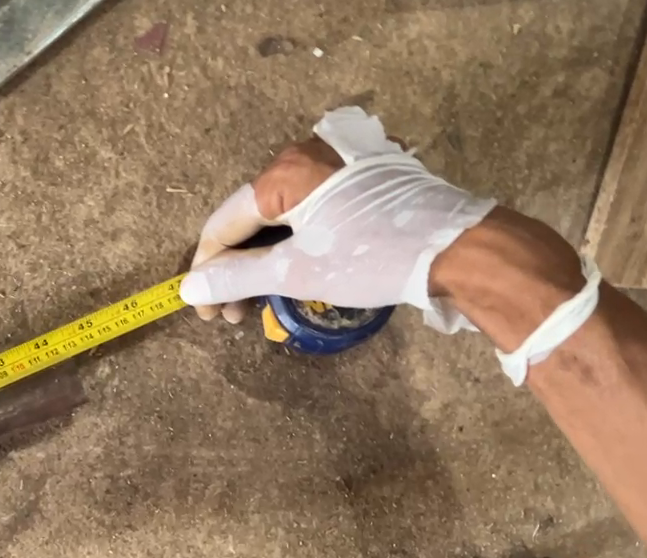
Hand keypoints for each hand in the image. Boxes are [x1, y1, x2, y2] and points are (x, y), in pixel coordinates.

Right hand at [181, 107, 496, 332]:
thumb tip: (191, 287)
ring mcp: (337, 162)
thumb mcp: (295, 272)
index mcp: (284, 173)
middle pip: (250, 219)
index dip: (206, 270)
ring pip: (279, 217)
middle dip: (236, 270)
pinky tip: (293, 273)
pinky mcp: (362, 177)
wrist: (456, 247)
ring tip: (262, 300)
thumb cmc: (370, 257)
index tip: (204, 311)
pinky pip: (309, 211)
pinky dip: (292, 245)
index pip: (223, 224)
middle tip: (236, 313)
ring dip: (263, 261)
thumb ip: (236, 278)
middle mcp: (306, 155)